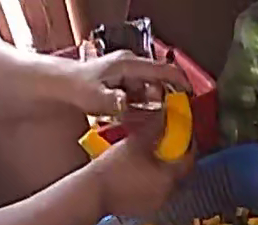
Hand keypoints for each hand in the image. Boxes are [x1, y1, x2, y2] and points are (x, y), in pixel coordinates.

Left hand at [60, 49, 190, 116]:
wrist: (65, 84)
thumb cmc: (79, 88)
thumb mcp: (97, 98)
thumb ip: (113, 102)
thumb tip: (127, 102)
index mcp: (129, 66)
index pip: (161, 70)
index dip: (180, 81)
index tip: (192, 93)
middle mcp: (131, 68)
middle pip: (159, 83)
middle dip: (170, 99)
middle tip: (177, 119)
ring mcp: (128, 76)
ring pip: (151, 91)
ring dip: (157, 107)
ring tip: (163, 125)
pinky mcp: (124, 86)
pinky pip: (141, 97)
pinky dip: (146, 108)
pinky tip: (146, 122)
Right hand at [88, 120, 190, 219]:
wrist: (95, 193)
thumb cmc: (115, 167)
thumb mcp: (137, 141)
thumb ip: (155, 127)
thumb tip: (166, 114)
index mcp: (168, 178)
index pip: (189, 161)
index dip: (190, 145)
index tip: (187, 134)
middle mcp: (167, 195)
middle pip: (179, 174)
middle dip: (177, 158)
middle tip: (171, 143)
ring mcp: (156, 205)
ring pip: (167, 184)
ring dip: (165, 171)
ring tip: (156, 157)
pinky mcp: (145, 210)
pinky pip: (156, 193)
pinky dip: (155, 182)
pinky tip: (144, 172)